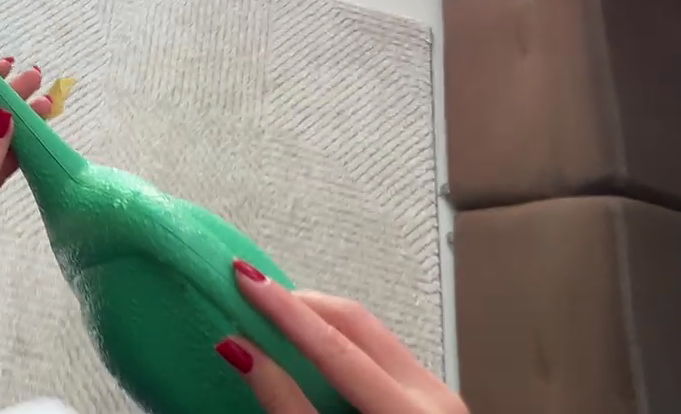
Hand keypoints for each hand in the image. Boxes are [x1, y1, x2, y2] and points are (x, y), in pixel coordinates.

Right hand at [216, 261, 464, 412]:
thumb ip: (287, 406)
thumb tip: (240, 349)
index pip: (336, 344)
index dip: (283, 309)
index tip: (243, 278)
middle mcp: (436, 397)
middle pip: (354, 322)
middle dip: (298, 302)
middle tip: (251, 291)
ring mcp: (441, 396)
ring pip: (368, 330)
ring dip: (317, 317)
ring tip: (274, 315)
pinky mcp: (435, 401)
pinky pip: (379, 348)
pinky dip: (338, 338)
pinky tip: (313, 346)